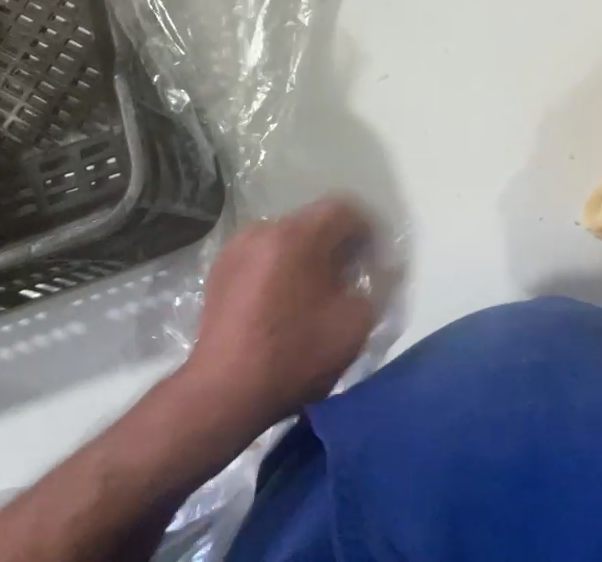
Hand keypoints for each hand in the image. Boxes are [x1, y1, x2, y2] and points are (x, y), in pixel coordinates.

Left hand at [182, 197, 381, 424]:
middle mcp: (264, 229)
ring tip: (317, 294)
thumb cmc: (295, 355)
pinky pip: (262, 257)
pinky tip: (285, 304)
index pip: (345, 209)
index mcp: (298, 234)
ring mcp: (236, 249)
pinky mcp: (218, 271)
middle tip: (352, 279)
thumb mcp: (355, 324)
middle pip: (313, 222)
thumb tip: (382, 270)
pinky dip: (281, 269)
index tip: (377, 261)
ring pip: (286, 239)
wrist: (224, 392)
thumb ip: (378, 286)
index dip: (369, 231)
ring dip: (308, 257)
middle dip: (338, 245)